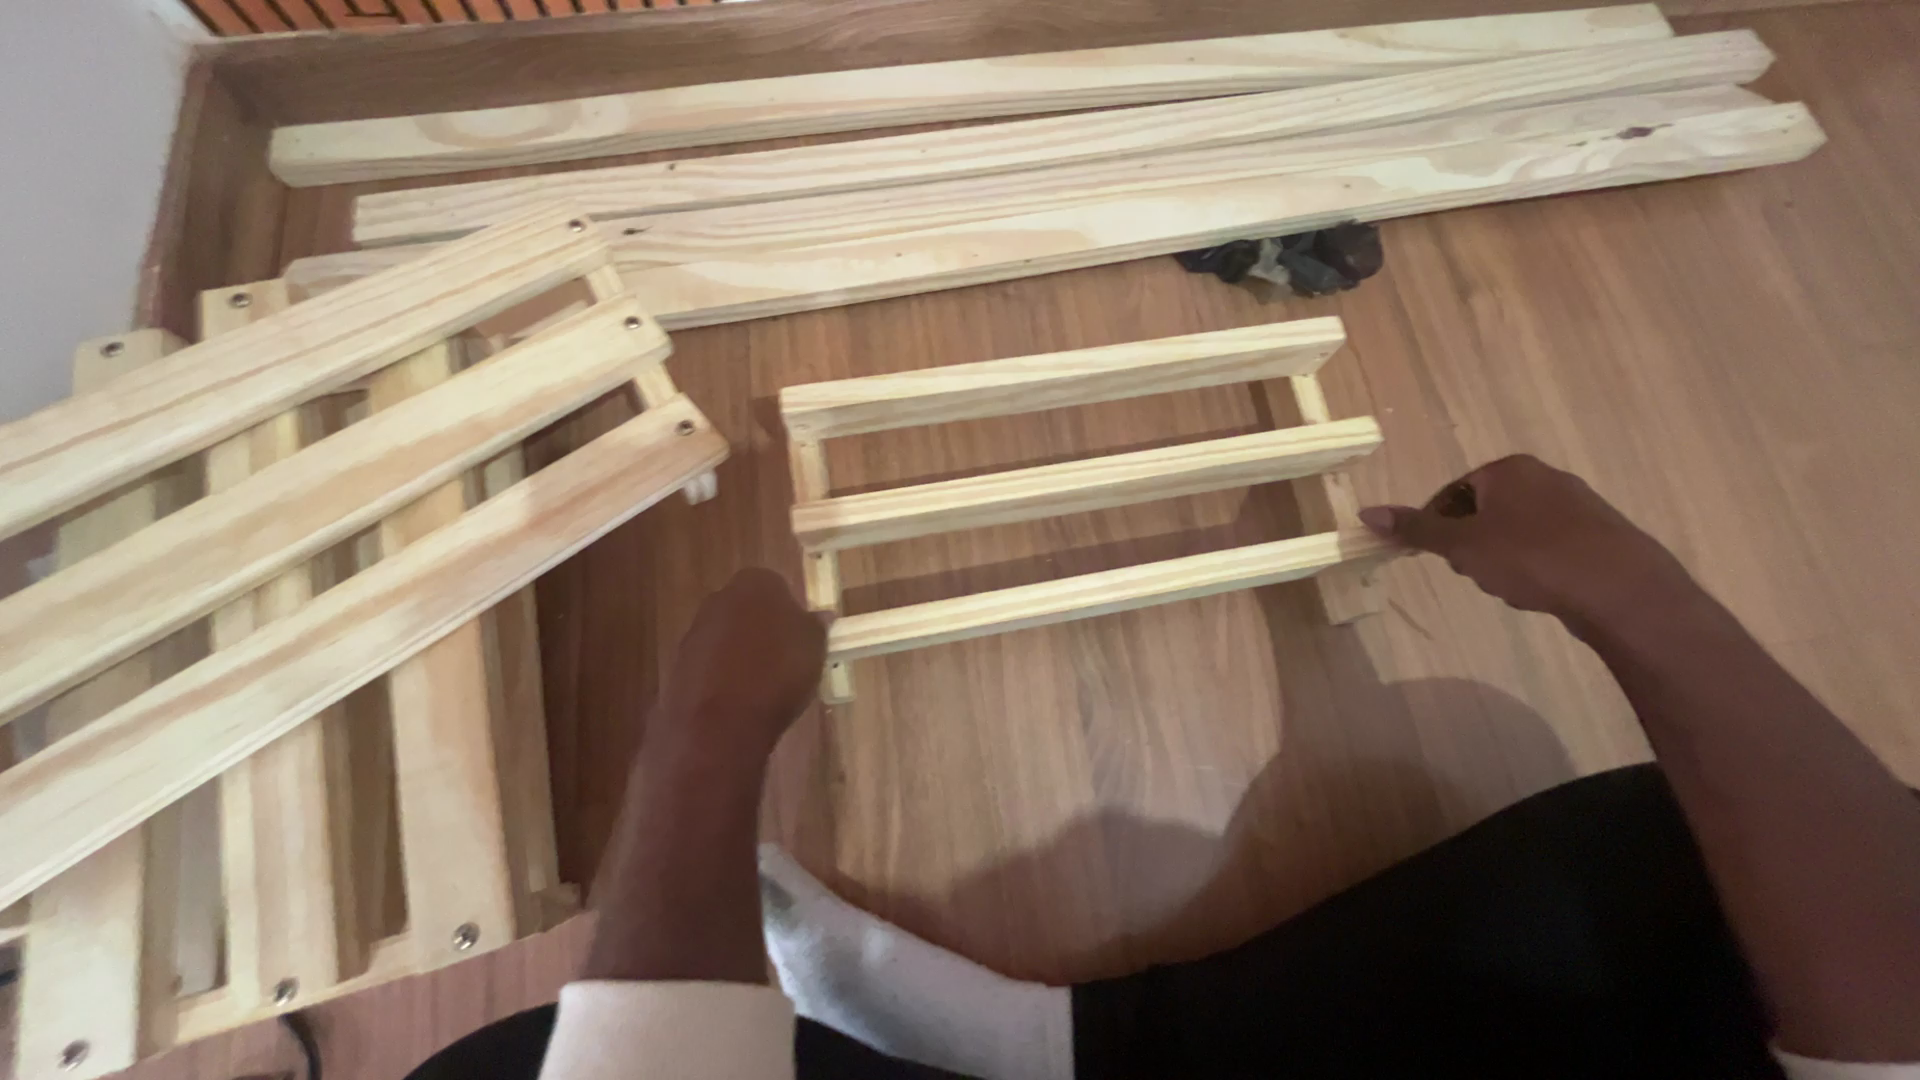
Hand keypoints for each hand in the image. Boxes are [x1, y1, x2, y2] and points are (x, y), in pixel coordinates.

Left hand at [654, 568, 827, 756]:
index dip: (792, 614)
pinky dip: (723, 677)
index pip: (778, 587)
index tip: (801, 640)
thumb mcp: (815, 648)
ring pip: (728, 636)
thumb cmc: (778, 673)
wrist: (721, 723)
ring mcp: (695, 631)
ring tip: (763, 687)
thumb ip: (816, 626)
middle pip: (749, 610)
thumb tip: (819, 616)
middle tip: (785, 660)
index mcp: (756, 583)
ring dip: (742, 654)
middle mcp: (720, 598)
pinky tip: (739, 701)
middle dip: (764, 630)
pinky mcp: (678, 663)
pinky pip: (710, 664)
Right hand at [1358, 455, 1697, 631]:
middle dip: (1470, 543)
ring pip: (1513, 530)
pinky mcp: (1599, 533)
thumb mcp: (1461, 545)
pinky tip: (1539, 588)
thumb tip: (1366, 513)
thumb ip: (1415, 528)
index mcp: (1508, 470)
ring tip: (1510, 584)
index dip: (1437, 527)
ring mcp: (1577, 503)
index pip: (1451, 493)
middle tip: (1475, 571)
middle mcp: (1543, 476)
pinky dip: (1534, 565)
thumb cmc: (1531, 558)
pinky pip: (1547, 545)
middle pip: (1481, 510)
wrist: (1621, 590)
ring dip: (1500, 557)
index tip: (1440, 556)